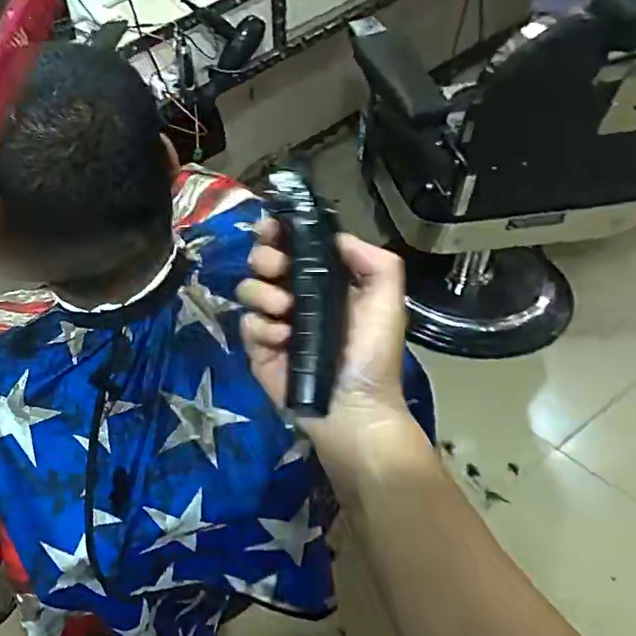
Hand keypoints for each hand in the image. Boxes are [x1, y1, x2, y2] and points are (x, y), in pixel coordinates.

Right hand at [235, 222, 414, 455]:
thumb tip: (336, 238)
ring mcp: (273, 323)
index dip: (276, 232)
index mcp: (322, 281)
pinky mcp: (258, 350)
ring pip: (248, 289)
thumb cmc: (373, 354)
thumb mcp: (388, 300)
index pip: (291, 246)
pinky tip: (283, 340)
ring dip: (263, 292)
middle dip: (265, 257)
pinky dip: (263, 328)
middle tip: (278, 269)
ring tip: (285, 309)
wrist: (356, 408)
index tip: (269, 227)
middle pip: (261, 261)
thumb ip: (375, 261)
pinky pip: (247, 325)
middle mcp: (294, 296)